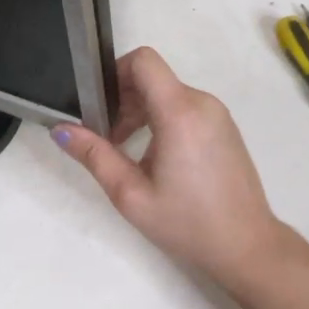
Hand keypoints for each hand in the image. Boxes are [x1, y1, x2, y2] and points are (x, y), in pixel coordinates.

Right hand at [54, 48, 287, 282]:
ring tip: (128, 150)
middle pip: (152, 78)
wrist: (248, 248)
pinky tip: (156, 157)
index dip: (115, 72)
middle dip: (123, 99)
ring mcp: (217, 114)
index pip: (143, 60)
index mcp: (179, 112)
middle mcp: (202, 102)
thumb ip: (94, 156)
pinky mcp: (224, 127)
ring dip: (141, 111)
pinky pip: (186, 106)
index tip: (99, 103)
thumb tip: (60, 129)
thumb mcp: (131, 194)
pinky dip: (163, 119)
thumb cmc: (188, 223)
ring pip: (168, 93)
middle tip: (107, 137)